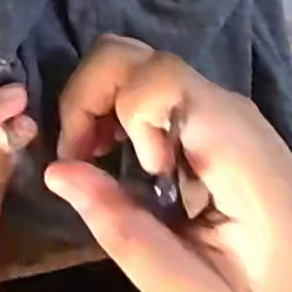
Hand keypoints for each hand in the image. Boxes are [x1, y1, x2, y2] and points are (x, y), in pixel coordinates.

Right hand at [45, 36, 291, 291]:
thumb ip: (129, 237)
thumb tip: (55, 171)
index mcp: (236, 143)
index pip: (162, 74)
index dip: (128, 110)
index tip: (135, 173)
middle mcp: (224, 105)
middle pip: (134, 55)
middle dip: (89, 96)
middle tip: (79, 158)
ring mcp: (215, 103)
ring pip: (131, 61)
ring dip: (95, 100)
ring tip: (92, 158)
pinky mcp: (204, 111)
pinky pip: (143, 83)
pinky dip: (111, 107)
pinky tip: (115, 155)